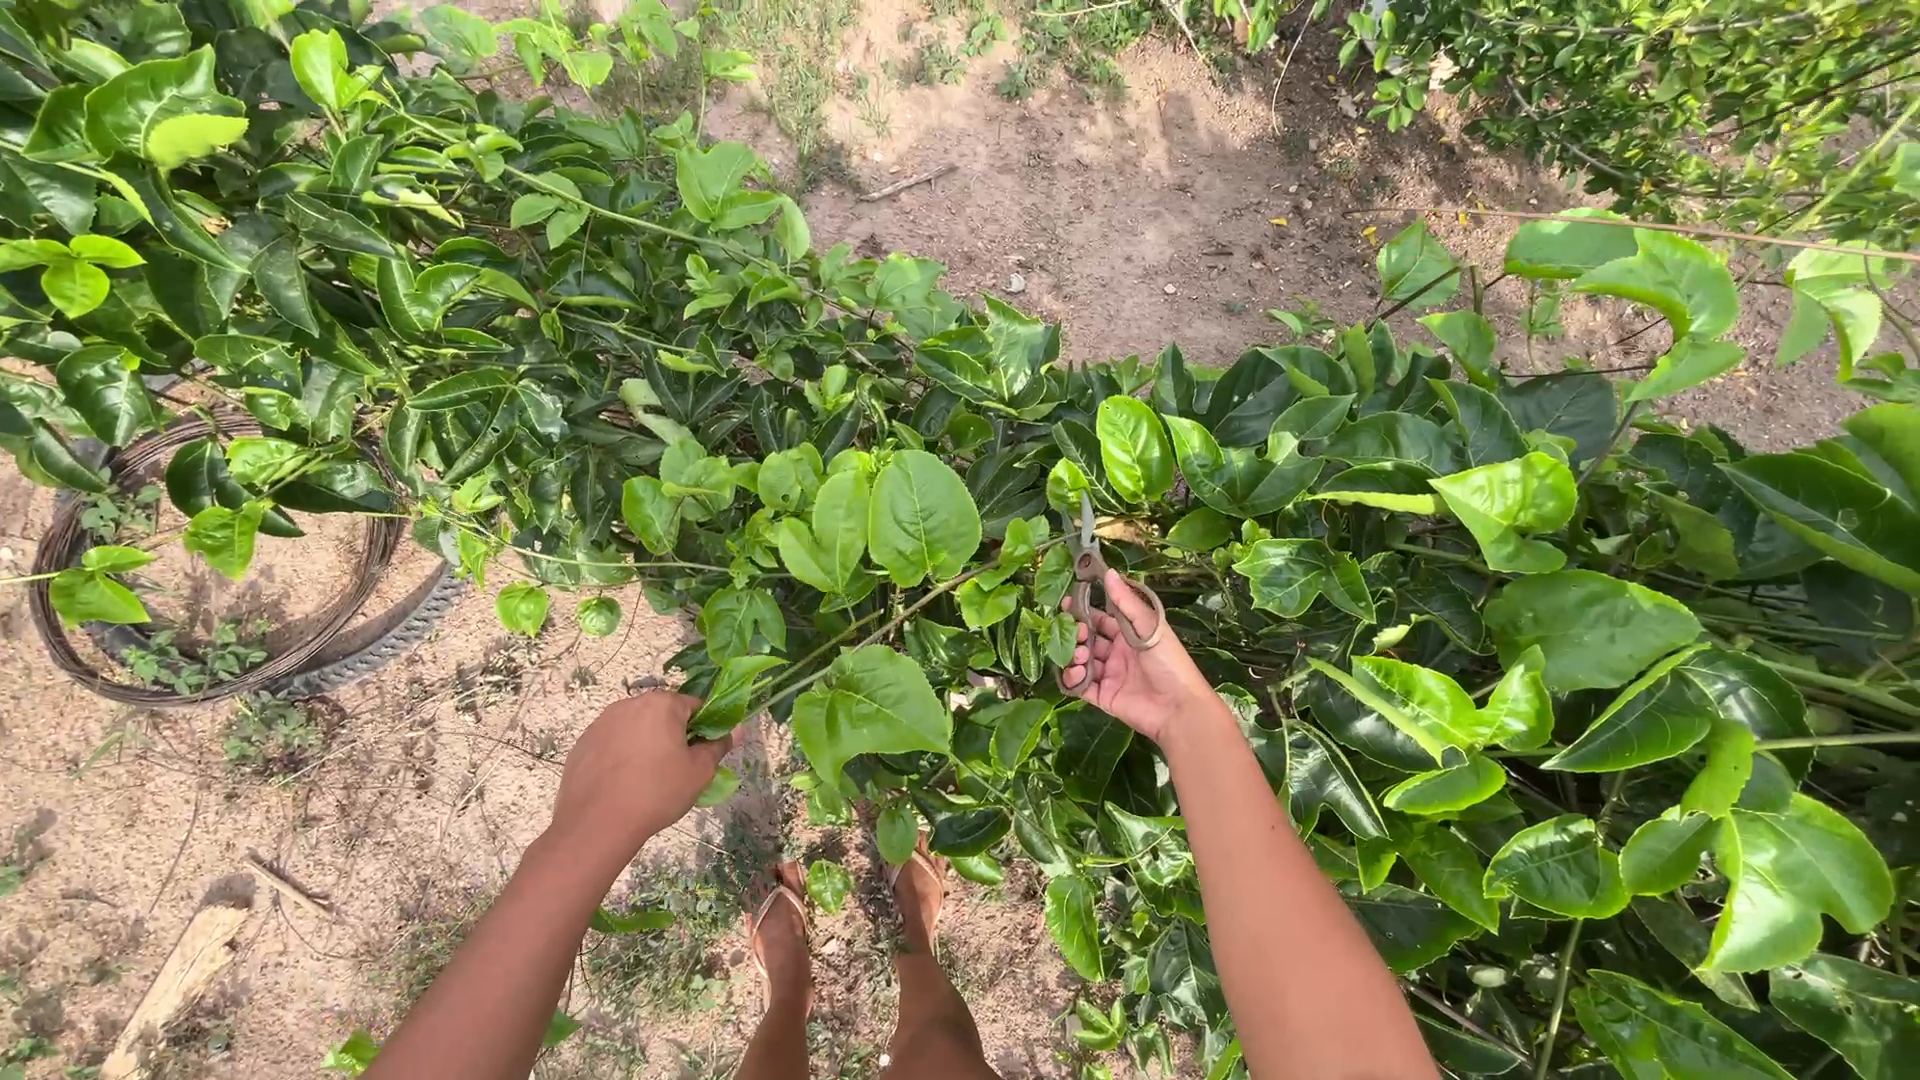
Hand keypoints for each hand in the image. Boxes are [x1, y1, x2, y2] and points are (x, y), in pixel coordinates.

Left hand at [547, 691, 735, 864]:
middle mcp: (629, 704)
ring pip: (635, 727)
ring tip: (646, 778)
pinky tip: (622, 783)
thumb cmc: (657, 792)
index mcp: (662, 704)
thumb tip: (738, 730)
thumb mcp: (699, 772)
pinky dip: (620, 755)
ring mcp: (601, 723)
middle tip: (676, 768)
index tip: (702, 752)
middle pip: (662, 714)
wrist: (595, 825)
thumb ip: (719, 745)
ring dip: (646, 743)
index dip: (703, 728)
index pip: (694, 706)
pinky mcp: (582, 743)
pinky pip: (612, 743)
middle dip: (672, 735)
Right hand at [1061, 569, 1217, 743]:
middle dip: (1076, 633)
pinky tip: (1078, 672)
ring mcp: (1109, 675)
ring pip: (1081, 661)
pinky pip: (1080, 685)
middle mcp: (1117, 653)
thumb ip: (1126, 602)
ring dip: (1074, 654)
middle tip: (1075, 632)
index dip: (1084, 611)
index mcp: (1129, 635)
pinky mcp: (1103, 696)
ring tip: (1081, 655)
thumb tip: (1108, 571)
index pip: (1101, 619)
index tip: (1067, 602)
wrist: (1178, 707)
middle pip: (1088, 639)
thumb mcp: (1150, 626)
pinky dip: (1073, 678)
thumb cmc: (1169, 662)